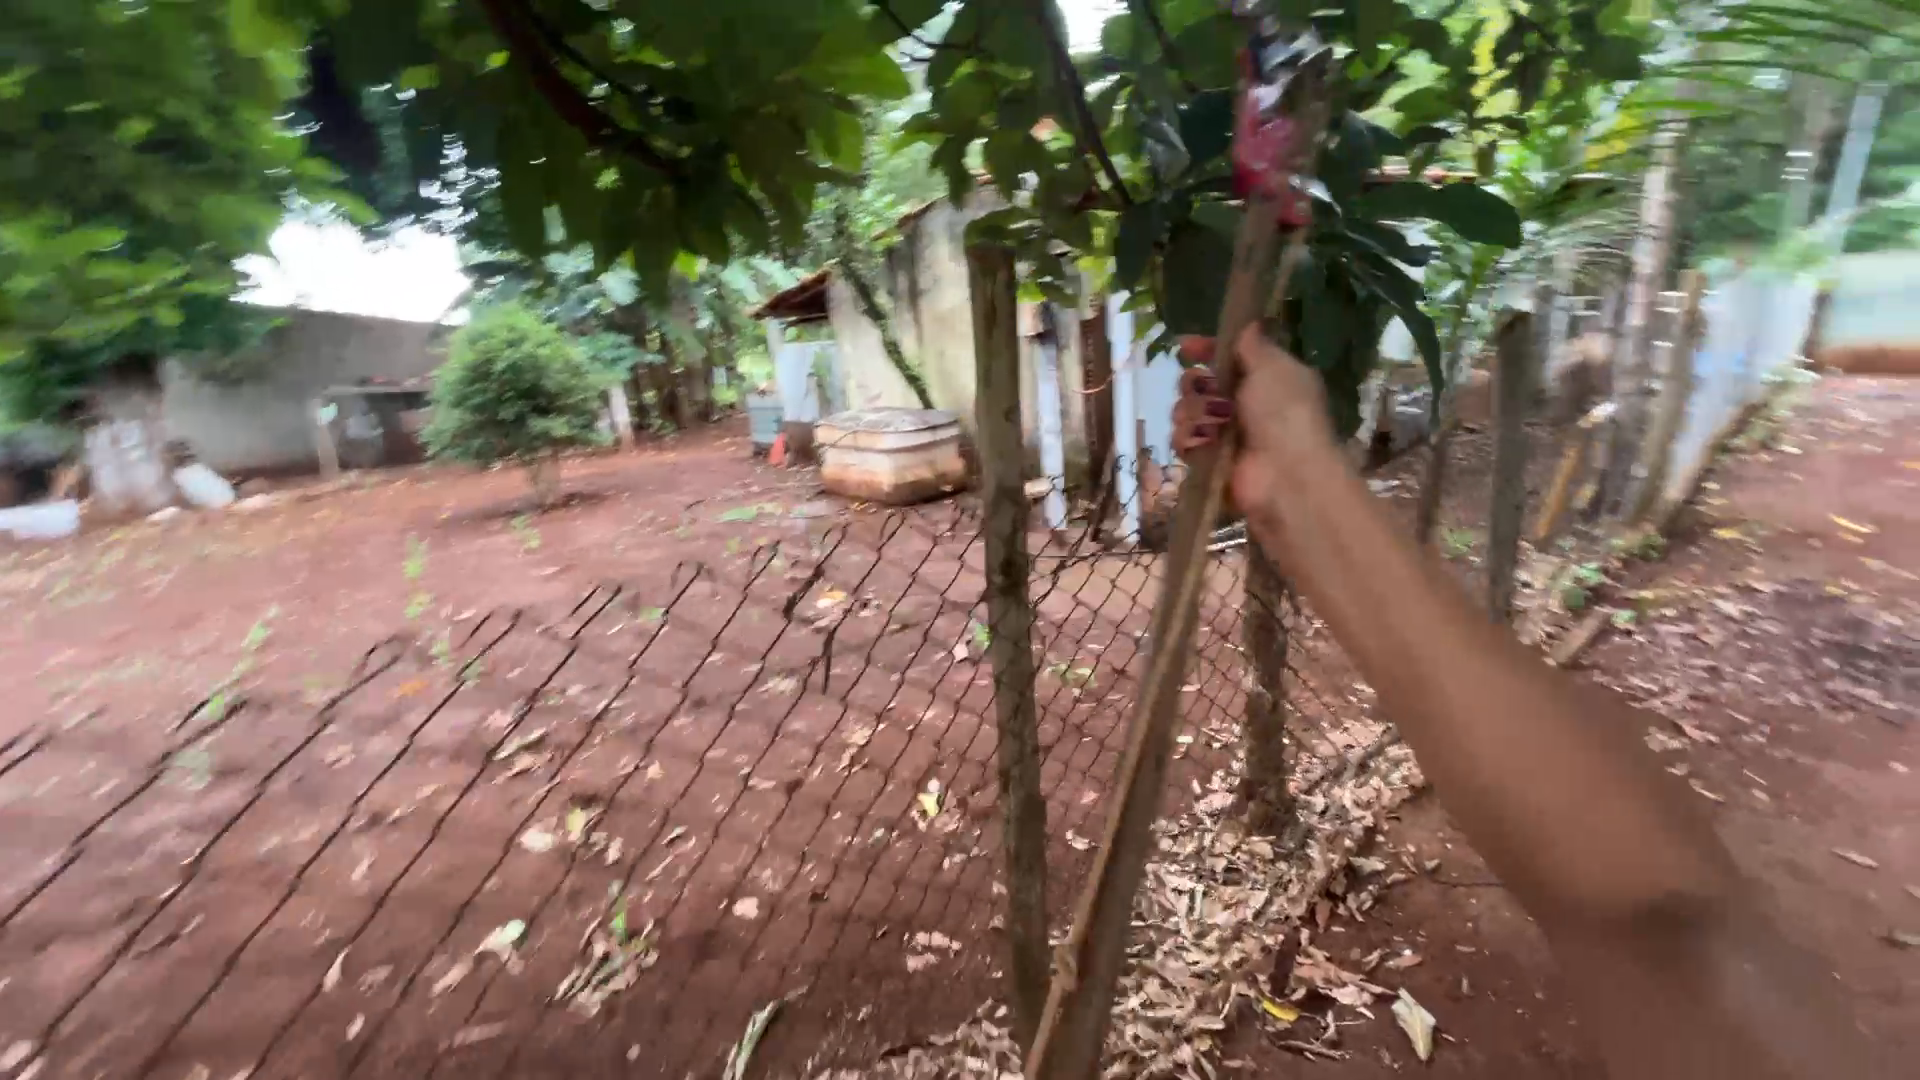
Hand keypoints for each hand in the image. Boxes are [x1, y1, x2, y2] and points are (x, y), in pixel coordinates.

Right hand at [1171, 323, 1333, 527]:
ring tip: (1216, 424)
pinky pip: (1183, 440)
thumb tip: (1247, 325)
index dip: (1204, 349)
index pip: (1224, 357)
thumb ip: (1253, 345)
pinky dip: (1192, 439)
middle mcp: (1241, 404)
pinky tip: (1207, 443)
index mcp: (1263, 378)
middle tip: (1210, 393)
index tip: (1185, 346)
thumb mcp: (1274, 367)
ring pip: (1185, 411)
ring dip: (1196, 414)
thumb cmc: (1286, 413)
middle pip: (1196, 384)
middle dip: (1196, 386)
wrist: (1286, 472)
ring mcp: (1223, 434)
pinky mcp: (1208, 460)